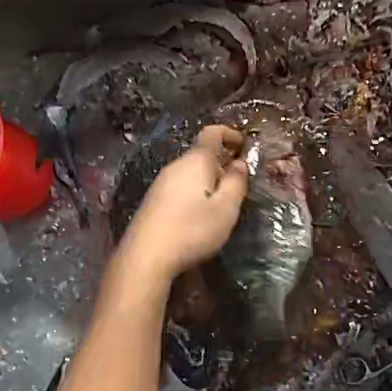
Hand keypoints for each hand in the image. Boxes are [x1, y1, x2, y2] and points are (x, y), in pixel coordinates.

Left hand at [115, 125, 248, 284]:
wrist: (146, 257)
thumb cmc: (192, 230)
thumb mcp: (226, 208)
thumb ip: (236, 182)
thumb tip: (240, 163)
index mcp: (195, 162)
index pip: (212, 133)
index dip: (231, 134)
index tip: (246, 146)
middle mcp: (176, 166)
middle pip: (202, 153)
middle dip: (223, 161)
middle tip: (241, 181)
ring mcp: (161, 183)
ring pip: (191, 171)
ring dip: (211, 178)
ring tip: (225, 200)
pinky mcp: (154, 201)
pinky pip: (181, 185)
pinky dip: (198, 190)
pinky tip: (202, 214)